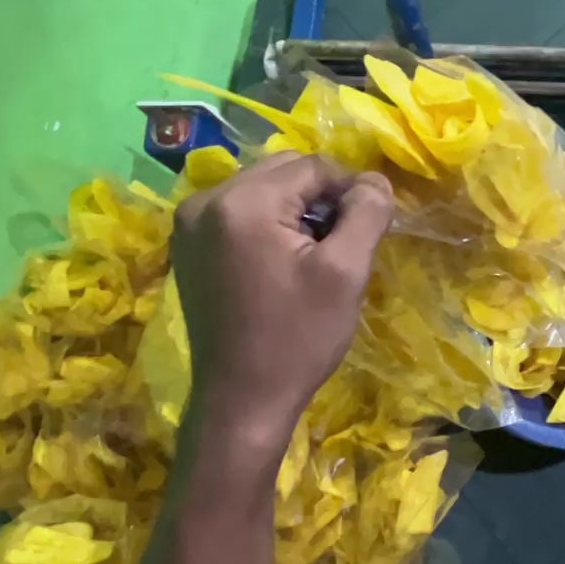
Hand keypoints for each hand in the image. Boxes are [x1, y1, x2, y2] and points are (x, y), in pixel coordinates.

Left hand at [171, 153, 393, 438]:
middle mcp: (206, 200)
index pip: (313, 166)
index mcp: (242, 202)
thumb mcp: (346, 273)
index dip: (352, 190)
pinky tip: (286, 263)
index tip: (370, 229)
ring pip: (264, 190)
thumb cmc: (298, 337)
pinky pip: (242, 212)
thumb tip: (376, 181)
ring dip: (298, 211)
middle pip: (284, 171)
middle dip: (322, 198)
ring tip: (317, 256)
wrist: (242, 398)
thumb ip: (366, 214)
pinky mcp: (188, 245)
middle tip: (343, 245)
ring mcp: (190, 223)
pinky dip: (272, 225)